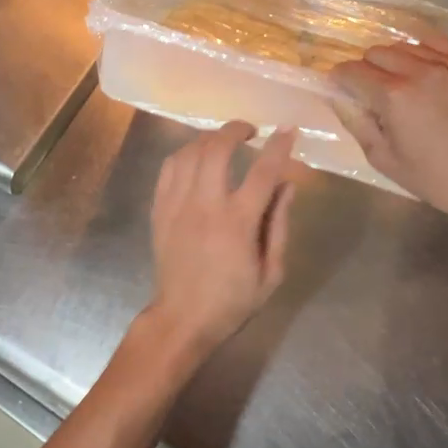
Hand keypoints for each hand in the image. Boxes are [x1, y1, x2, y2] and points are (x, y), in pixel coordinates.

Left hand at [146, 122, 298, 356]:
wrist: (183, 318)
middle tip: (249, 130)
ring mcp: (178, 205)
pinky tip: (196, 157)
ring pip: (190, 152)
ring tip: (223, 141)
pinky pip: (169, 167)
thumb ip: (279, 224)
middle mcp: (206, 206)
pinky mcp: (159, 209)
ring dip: (209, 138)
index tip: (288, 130)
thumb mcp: (271, 272)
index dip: (278, 146)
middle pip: (217, 149)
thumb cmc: (233, 300)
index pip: (263, 172)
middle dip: (235, 130)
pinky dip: (185, 153)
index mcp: (238, 223)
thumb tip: (287, 185)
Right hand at [330, 35, 447, 236]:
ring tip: (399, 84)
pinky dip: (419, 49)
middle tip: (371, 94)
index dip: (339, 80)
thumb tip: (337, 96)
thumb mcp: (384, 159)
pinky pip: (435, 41)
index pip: (351, 71)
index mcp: (393, 96)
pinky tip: (420, 66)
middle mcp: (418, 71)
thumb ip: (355, 122)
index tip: (341, 92)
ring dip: (391, 61)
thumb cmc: (436, 180)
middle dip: (365, 70)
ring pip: (402, 46)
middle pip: (374, 53)